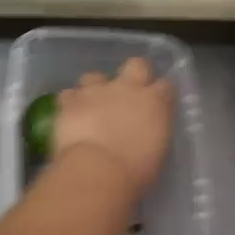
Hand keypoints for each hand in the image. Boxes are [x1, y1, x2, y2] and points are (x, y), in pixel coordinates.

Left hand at [52, 57, 173, 193]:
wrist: (97, 168)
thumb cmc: (135, 170)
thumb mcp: (156, 151)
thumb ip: (152, 132)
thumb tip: (146, 131)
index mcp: (155, 102)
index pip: (166, 86)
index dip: (160, 93)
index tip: (157, 104)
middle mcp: (127, 88)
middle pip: (136, 64)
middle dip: (133, 74)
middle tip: (127, 94)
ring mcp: (96, 91)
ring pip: (95, 76)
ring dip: (95, 88)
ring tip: (91, 106)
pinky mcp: (70, 100)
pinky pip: (68, 94)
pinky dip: (70, 103)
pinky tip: (70, 115)